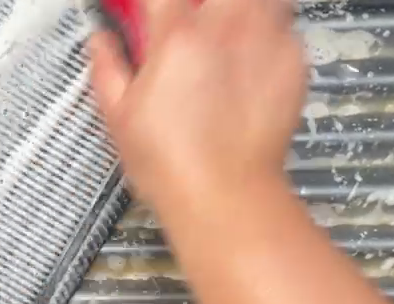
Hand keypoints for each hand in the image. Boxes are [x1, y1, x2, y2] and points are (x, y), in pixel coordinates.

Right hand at [87, 0, 306, 220]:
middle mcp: (227, 22)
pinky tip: (247, 73)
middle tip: (188, 30)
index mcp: (177, 35)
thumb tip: (100, 41)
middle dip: (199, 9)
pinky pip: (283, 25)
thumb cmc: (169, 164)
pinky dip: (265, 37)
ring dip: (238, 12)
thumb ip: (108, 69)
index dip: (148, 5)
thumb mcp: (120, 120)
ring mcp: (267, 33)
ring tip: (223, 43)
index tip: (143, 15)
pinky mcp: (294, 56)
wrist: (224, 194)